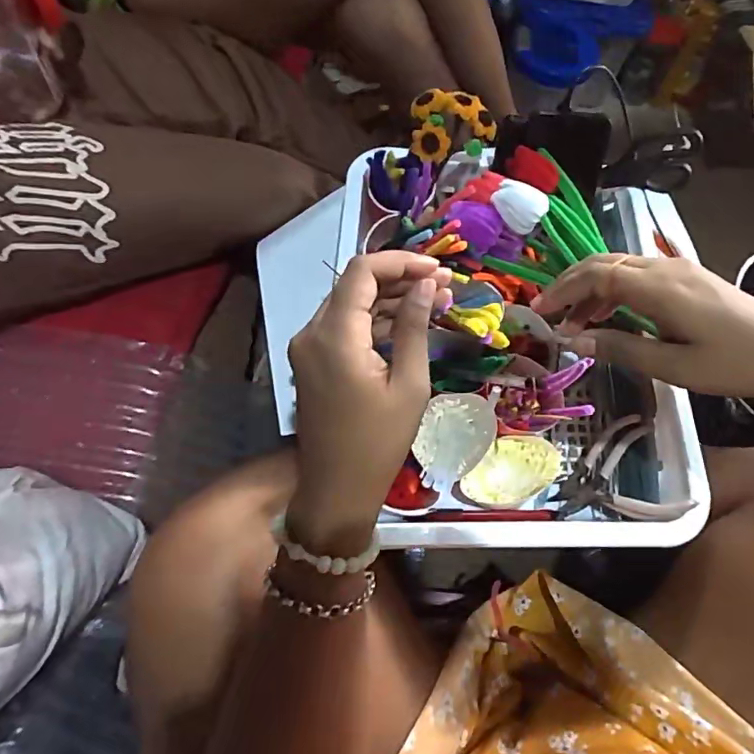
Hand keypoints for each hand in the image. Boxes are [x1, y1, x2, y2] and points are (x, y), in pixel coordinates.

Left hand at [286, 251, 451, 552]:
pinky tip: (409, 324)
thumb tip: (427, 285)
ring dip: (390, 299)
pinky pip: (344, 327)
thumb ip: (415, 327)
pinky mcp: (312, 362)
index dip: (402, 262)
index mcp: (334, 336)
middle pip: (355, 284)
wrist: (336, 490)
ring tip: (436, 301)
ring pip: (350, 304)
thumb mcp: (409, 383)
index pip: (363, 271)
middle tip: (445, 286)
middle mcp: (312, 333)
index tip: (439, 270)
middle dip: (401, 279)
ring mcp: (307, 348)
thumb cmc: (379, 442)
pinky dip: (375, 321)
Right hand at [532, 254, 753, 404]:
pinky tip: (612, 317)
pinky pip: (641, 275)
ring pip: (622, 267)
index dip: (563, 290)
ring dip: (593, 290)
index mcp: (660, 287)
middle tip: (550, 316)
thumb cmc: (736, 365)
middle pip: (605, 263)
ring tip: (577, 324)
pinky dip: (617, 292)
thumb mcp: (674, 367)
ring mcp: (681, 270)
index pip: (596, 274)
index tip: (540, 313)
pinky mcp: (691, 279)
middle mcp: (666, 268)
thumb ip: (621, 349)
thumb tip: (574, 341)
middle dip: (572, 286)